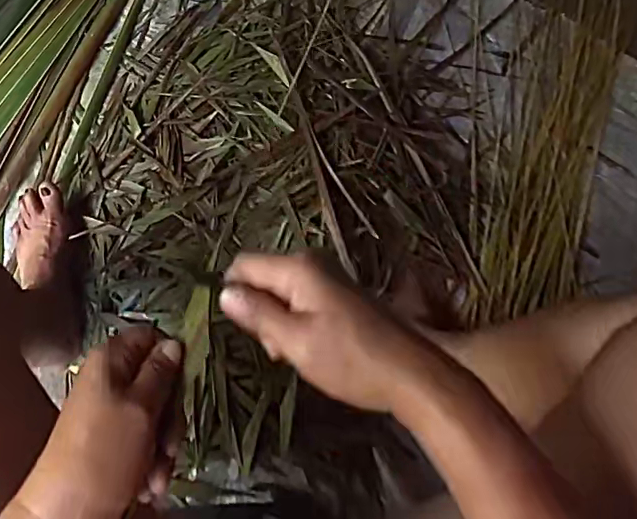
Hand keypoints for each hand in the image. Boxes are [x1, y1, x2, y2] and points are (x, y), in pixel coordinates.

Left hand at [7, 326, 183, 518]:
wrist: (65, 515)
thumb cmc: (102, 454)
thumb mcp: (139, 410)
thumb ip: (160, 374)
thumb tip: (174, 343)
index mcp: (110, 359)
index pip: (150, 337)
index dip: (172, 356)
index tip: (184, 383)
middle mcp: (109, 380)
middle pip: (158, 381)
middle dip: (170, 416)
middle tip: (167, 442)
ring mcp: (110, 413)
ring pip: (155, 416)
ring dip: (163, 447)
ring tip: (155, 474)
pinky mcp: (112, 444)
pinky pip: (144, 443)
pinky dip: (151, 464)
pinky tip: (147, 485)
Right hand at [219, 252, 439, 415]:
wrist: (413, 375)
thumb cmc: (350, 360)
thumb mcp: (296, 342)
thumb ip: (257, 315)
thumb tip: (223, 293)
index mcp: (297, 267)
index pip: (244, 265)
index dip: (233, 293)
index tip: (242, 329)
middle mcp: (311, 261)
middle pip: (263, 278)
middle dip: (260, 312)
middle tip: (278, 351)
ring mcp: (328, 275)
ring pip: (282, 291)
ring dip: (280, 321)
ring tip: (297, 355)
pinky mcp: (341, 293)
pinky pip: (302, 298)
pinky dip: (298, 321)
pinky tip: (314, 349)